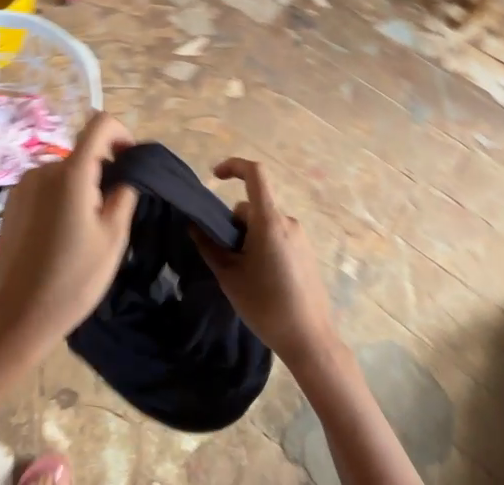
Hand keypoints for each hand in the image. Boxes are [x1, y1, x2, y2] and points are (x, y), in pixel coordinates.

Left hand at [0, 113, 137, 345]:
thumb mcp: (114, 237)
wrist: (19, 313)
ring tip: (84, 229)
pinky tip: (61, 233)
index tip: (131, 163)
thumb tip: (126, 172)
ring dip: (80, 187)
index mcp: (71, 173)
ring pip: (64, 171)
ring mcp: (23, 184)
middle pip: (82, 153)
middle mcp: (43, 168)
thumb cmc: (73, 278)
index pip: (100, 124)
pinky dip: (60, 197)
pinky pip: (46, 186)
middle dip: (102, 172)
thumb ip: (124, 193)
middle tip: (109, 214)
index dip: (122, 134)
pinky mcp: (12, 200)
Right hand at [192, 157, 337, 362]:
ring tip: (244, 274)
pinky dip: (263, 246)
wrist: (309, 339)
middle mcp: (288, 222)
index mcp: (269, 222)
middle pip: (252, 207)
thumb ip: (209, 246)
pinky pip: (277, 236)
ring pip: (264, 224)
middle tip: (226, 259)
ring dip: (248, 238)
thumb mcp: (229, 277)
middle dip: (234, 225)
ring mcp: (300, 237)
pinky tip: (262, 280)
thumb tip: (194, 226)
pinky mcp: (306, 252)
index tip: (214, 177)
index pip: (255, 174)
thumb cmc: (265, 305)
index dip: (233, 166)